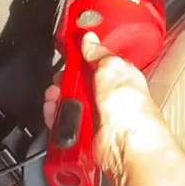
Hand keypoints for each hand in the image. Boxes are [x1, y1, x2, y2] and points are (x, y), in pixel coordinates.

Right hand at [43, 32, 175, 183]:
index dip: (81, 56)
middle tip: (60, 77)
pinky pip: (64, 121)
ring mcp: (96, 116)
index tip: (68, 50)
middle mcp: (109, 98)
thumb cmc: (131, 109)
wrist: (127, 146)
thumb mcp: (113, 67)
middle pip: (79, 82)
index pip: (97, 62)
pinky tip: (53, 111)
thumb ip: (98, 53)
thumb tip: (89, 39)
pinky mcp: (84, 133)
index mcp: (121, 78)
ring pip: (69, 101)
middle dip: (65, 78)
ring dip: (57, 97)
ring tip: (54, 95)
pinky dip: (55, 116)